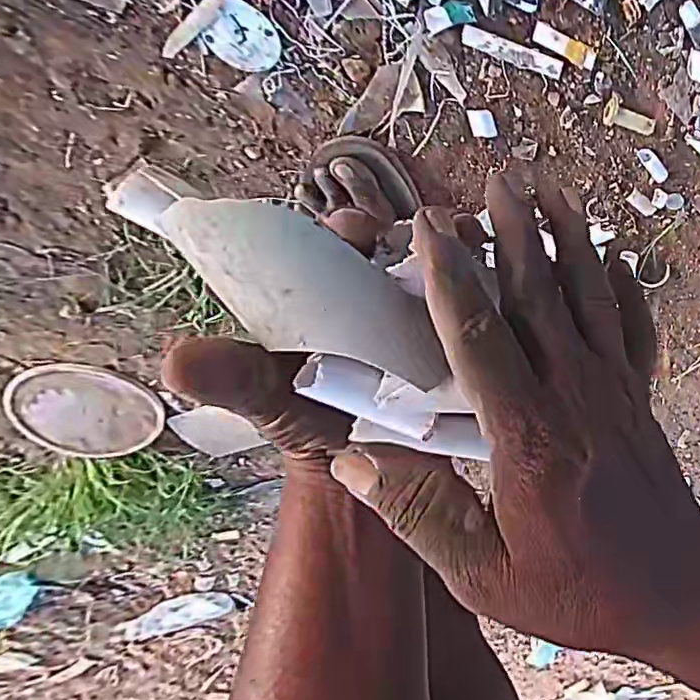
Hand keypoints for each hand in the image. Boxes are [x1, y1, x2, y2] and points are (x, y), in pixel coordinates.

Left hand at [160, 208, 492, 468]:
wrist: (376, 470)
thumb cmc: (321, 424)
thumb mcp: (279, 402)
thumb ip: (237, 380)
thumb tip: (179, 357)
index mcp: (335, 294)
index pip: (343, 243)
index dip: (355, 229)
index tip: (369, 232)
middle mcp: (386, 293)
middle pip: (412, 245)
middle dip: (434, 233)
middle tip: (452, 234)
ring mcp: (432, 311)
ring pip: (455, 267)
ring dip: (474, 252)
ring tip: (489, 249)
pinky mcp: (468, 333)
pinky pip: (486, 301)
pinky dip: (500, 287)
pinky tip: (520, 284)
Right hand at [328, 173, 699, 691]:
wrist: (676, 586)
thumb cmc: (580, 587)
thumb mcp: (484, 574)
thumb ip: (421, 512)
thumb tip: (355, 460)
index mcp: (527, 433)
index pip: (480, 334)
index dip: (452, 273)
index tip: (432, 224)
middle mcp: (575, 393)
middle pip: (541, 296)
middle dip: (515, 233)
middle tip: (497, 181)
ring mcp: (616, 389)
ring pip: (591, 298)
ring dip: (572, 242)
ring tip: (555, 194)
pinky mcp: (640, 396)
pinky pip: (634, 330)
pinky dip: (625, 290)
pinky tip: (616, 260)